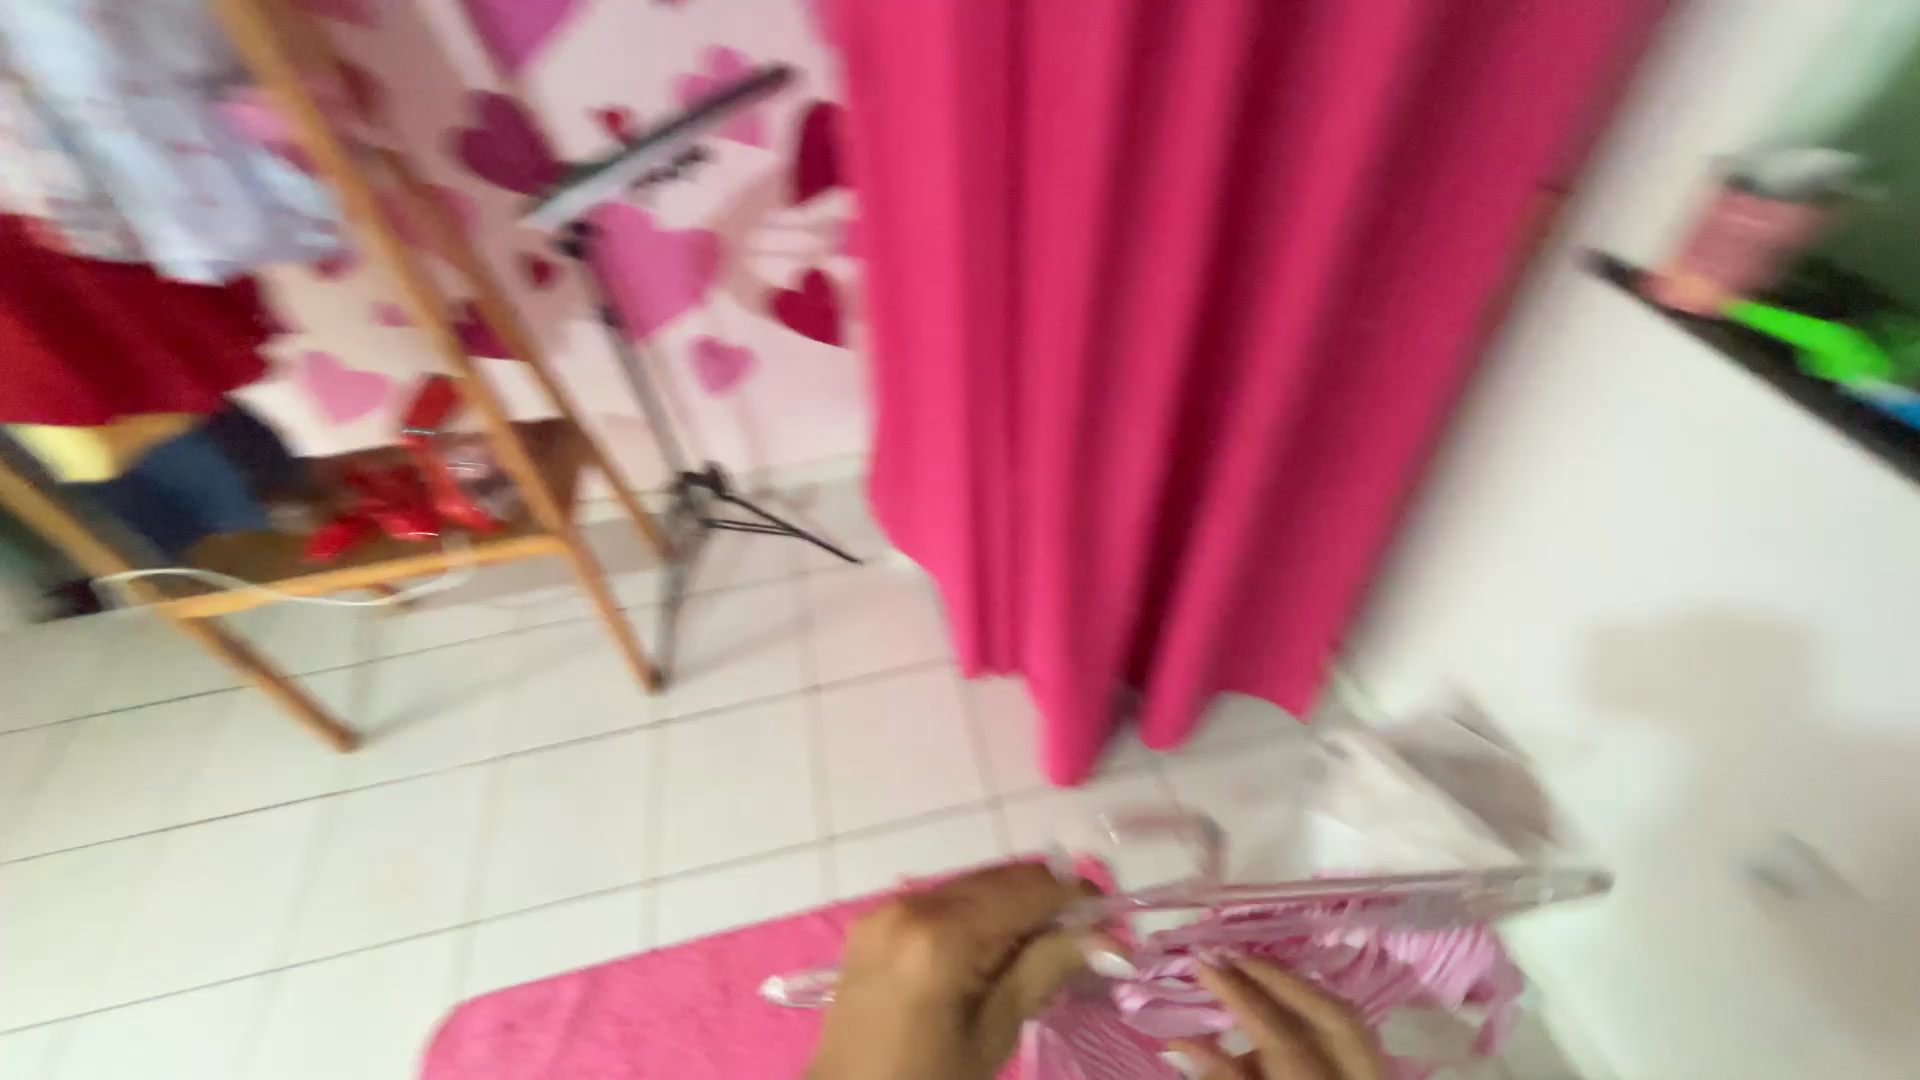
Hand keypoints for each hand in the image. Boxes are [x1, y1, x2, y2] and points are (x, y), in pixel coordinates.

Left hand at [806, 863, 1097, 1079]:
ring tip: (1042, 943)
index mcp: (943, 936)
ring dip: (1013, 902)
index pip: (1025, 890)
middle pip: (999, 878)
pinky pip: (941, 897)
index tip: (1109, 919)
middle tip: (1084, 935)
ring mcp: (888, 907)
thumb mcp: (995, 1034)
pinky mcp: (876, 918)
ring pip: (972, 882)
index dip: (1073, 897)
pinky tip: (994, 944)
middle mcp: (912, 904)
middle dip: (1046, 898)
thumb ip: (1045, 969)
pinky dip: (976, 910)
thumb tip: (1106, 937)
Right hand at [1170, 960, 1387, 1079]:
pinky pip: (1356, 1040)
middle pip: (1335, 1016)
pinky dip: (1316, 1016)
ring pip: (1351, 1022)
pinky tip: (1280, 1009)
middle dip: (1280, 978)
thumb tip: (1180, 1040)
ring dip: (1298, 990)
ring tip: (1250, 972)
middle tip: (1230, 956)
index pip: (1281, 1039)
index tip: (1201, 960)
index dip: (1240, 996)